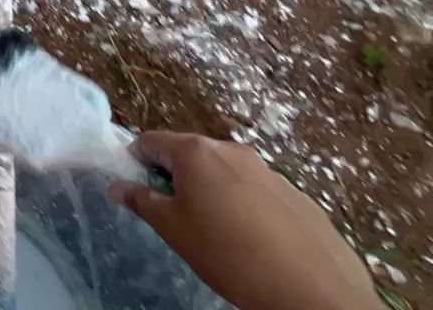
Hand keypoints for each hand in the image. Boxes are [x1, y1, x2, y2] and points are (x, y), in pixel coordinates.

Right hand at [108, 132, 381, 309]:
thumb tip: (117, 187)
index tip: (141, 187)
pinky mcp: (308, 203)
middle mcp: (235, 153)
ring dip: (218, 191)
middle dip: (180, 175)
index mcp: (197, 152)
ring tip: (224, 230)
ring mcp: (276, 177)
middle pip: (192, 154)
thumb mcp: (171, 228)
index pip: (149, 141)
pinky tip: (260, 242)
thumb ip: (140, 200)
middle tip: (180, 211)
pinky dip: (253, 209)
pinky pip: (264, 195)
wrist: (318, 299)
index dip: (138, 161)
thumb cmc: (228, 254)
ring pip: (230, 174)